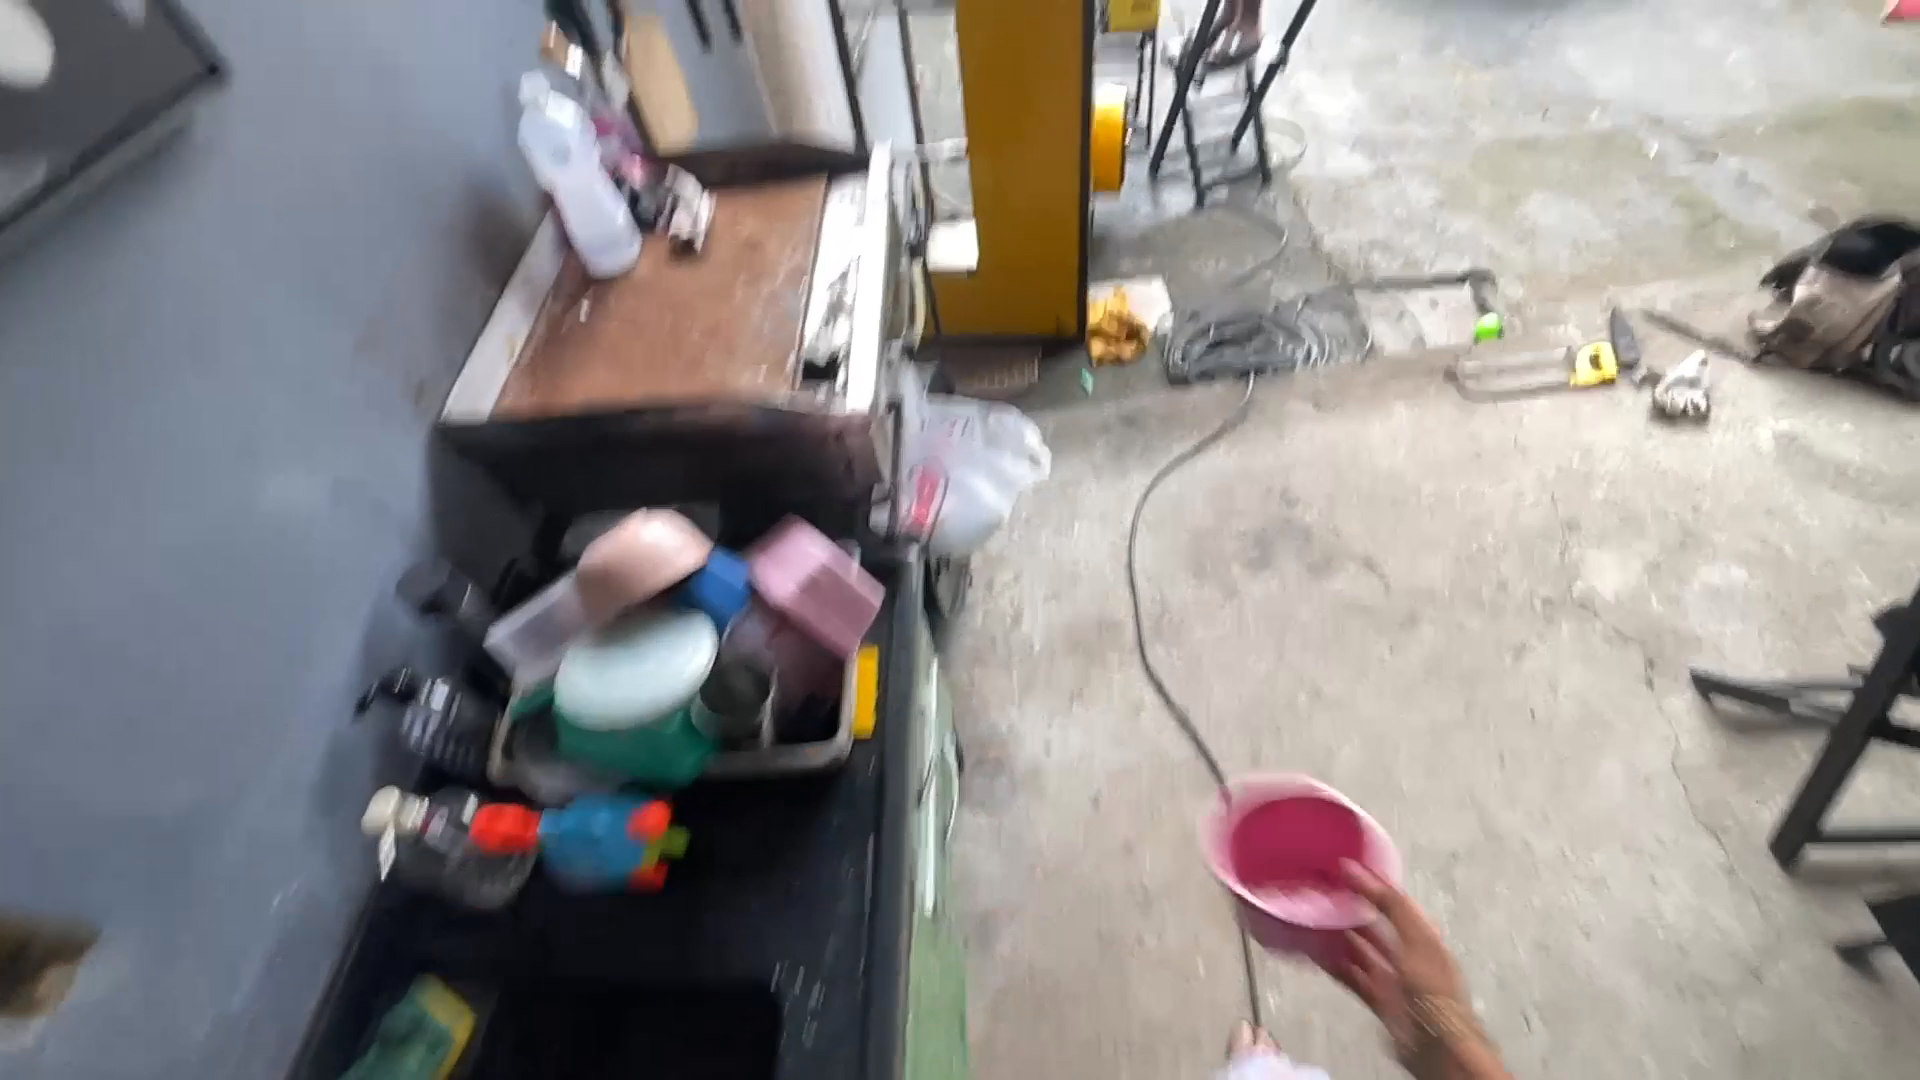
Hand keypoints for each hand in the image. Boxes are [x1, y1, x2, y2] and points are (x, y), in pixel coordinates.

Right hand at [1328, 861, 1480, 1072]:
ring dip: (1336, 935)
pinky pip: (1350, 974)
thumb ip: (1387, 902)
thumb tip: (1351, 866)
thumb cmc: (1430, 986)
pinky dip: (1331, 963)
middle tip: (1316, 890)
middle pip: (1372, 924)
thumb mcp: (1414, 937)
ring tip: (1308, 916)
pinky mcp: (1377, 997)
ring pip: (1358, 949)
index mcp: (1421, 934)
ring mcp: (1391, 976)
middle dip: (1347, 909)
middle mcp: (1406, 953)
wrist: (1438, 1046)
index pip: (1393, 901)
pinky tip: (1311, 951)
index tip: (1337, 866)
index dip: (1369, 883)